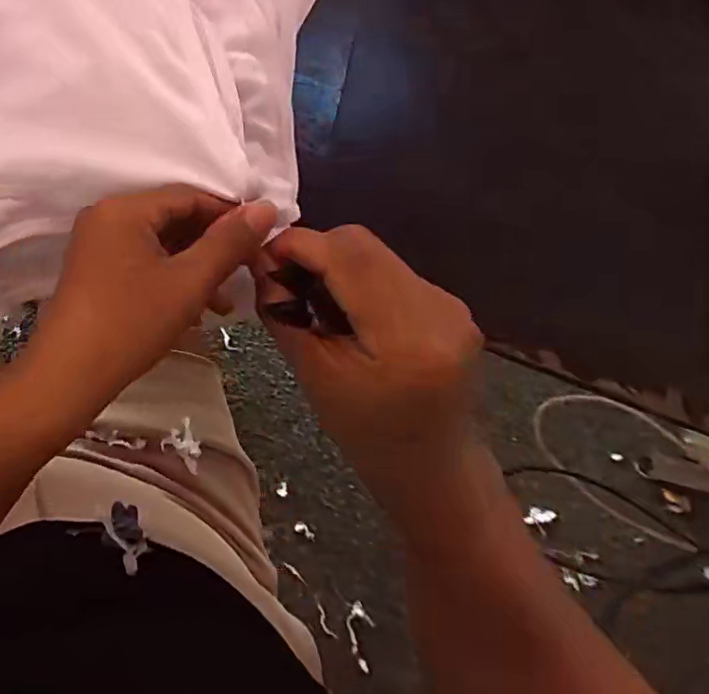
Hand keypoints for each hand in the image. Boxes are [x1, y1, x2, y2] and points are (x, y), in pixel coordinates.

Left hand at [19, 185, 277, 417]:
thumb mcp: (188, 282)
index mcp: (123, 209)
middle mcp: (104, 216)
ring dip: (193, 267)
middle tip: (245, 274)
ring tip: (223, 304)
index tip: (262, 241)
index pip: (187, 195)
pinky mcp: (93, 268)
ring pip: (157, 243)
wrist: (69, 371)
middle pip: (171, 217)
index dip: (228, 214)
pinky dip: (169, 277)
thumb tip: (264, 207)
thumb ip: (228, 243)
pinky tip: (194, 309)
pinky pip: (140, 260)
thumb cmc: (131, 322)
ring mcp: (95, 243)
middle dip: (211, 245)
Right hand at [255, 226, 486, 523]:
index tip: (259, 260)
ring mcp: (449, 303)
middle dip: (310, 251)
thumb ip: (281, 310)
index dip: (294, 244)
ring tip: (313, 300)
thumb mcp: (309, 371)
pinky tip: (342, 309)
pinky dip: (353, 275)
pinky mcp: (447, 304)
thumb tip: (259, 260)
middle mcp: (438, 308)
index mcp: (406, 334)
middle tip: (283, 282)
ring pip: (371, 251)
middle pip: (358, 242)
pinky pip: (386, 267)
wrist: (432, 467)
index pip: (344, 254)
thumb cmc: (363, 430)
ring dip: (331, 263)